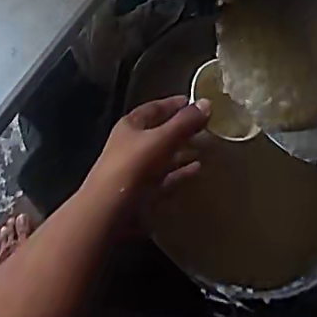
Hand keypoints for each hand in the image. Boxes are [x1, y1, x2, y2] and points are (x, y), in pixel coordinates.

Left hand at [82, 95, 209, 213]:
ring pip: (163, 156)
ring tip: (204, 147)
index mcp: (131, 126)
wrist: (109, 213)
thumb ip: (184, 123)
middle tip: (205, 126)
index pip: (155, 108)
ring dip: (182, 151)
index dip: (174, 104)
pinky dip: (180, 173)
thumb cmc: (133, 166)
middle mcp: (132, 145)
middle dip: (181, 129)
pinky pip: (166, 178)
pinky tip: (196, 169)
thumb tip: (207, 103)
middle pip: (159, 132)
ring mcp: (136, 171)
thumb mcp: (161, 139)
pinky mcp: (143, 194)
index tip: (195, 102)